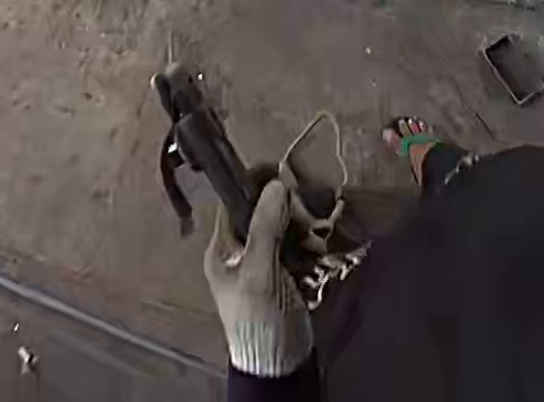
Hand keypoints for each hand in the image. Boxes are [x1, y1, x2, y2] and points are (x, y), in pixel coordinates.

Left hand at [204, 180, 311, 376]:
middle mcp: (242, 249)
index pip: (234, 199)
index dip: (255, 183)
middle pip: (265, 209)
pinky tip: (319, 251)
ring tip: (314, 238)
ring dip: (304, 226)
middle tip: (303, 218)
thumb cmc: (260, 323)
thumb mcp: (259, 273)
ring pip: (286, 224)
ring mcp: (265, 260)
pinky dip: (311, 243)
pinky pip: (299, 242)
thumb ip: (265, 227)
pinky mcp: (286, 270)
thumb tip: (275, 183)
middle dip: (288, 209)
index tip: (280, 172)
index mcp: (224, 248)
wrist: (281, 370)